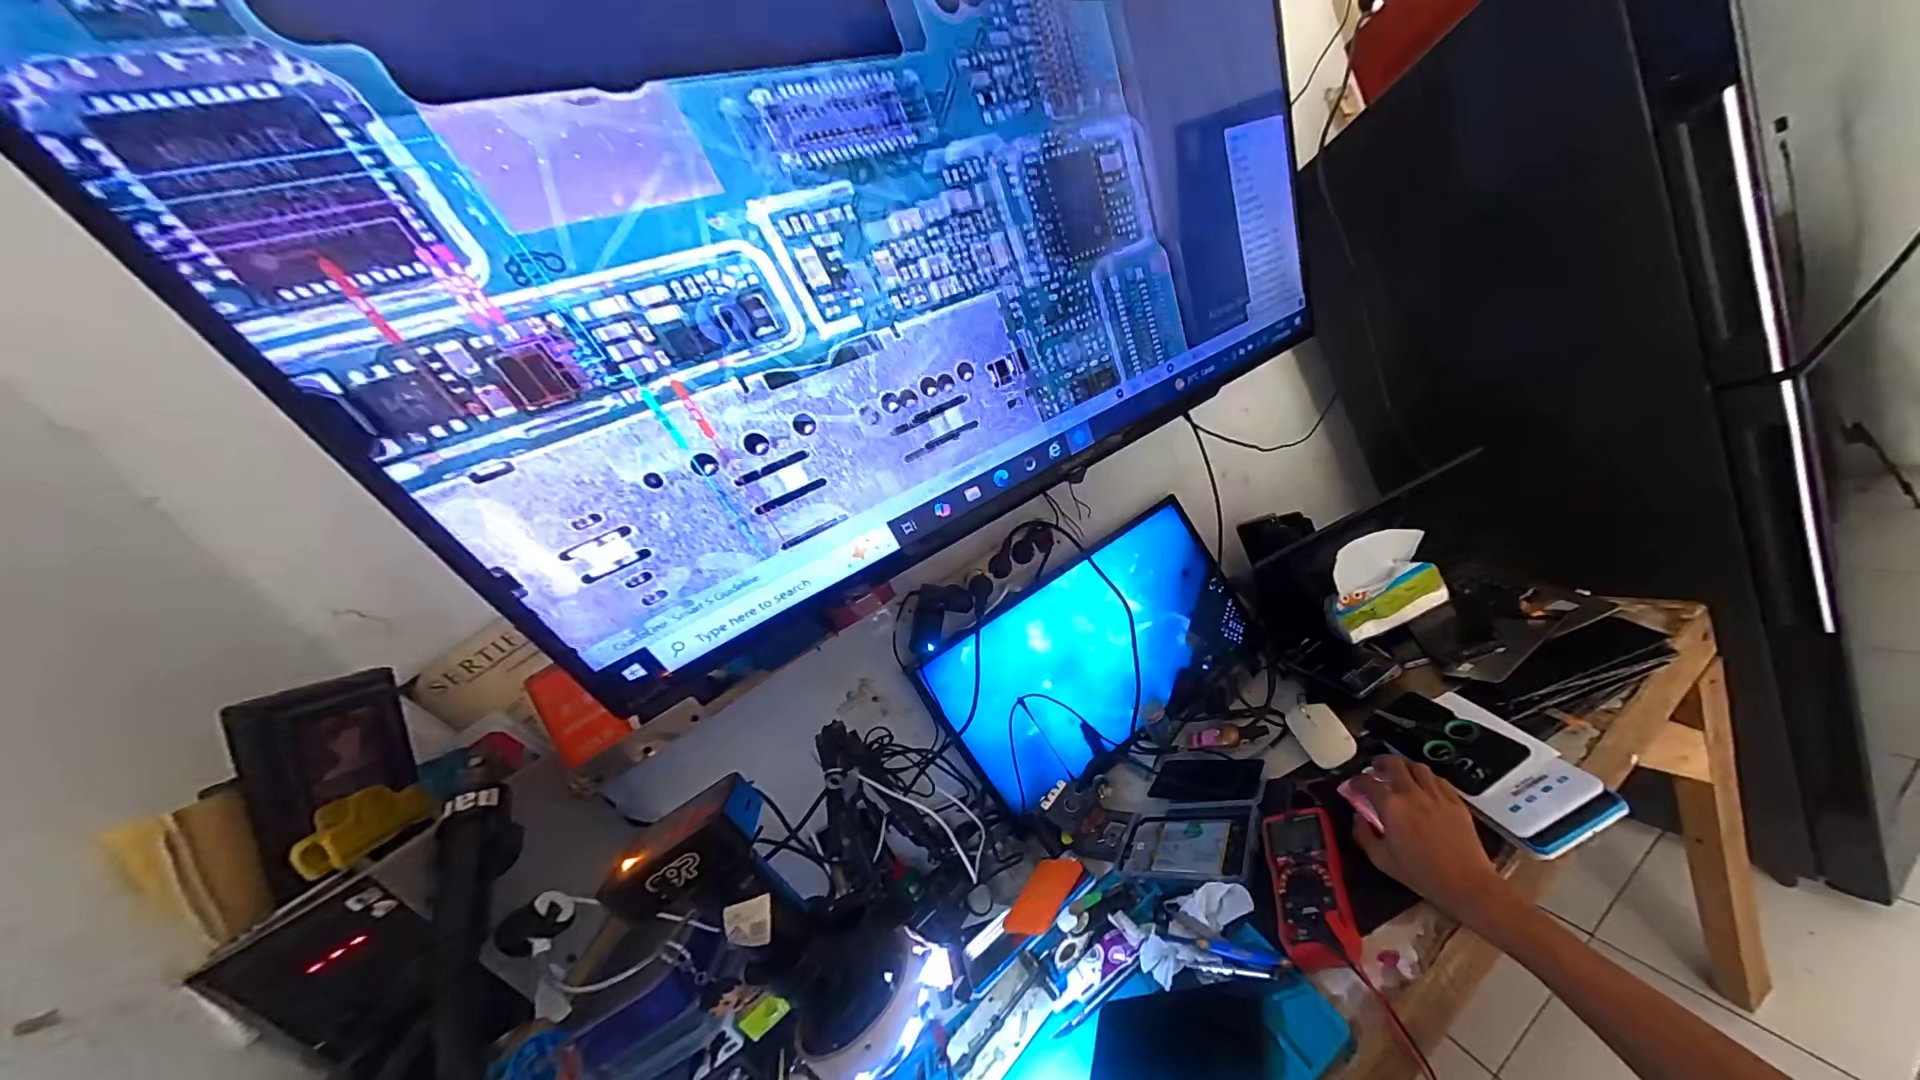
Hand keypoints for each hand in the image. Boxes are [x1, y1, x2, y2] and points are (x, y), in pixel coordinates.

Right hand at [1351, 755, 1513, 921]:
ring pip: (1418, 767)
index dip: (1355, 781)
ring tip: (1400, 774)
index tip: (1353, 787)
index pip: (1366, 781)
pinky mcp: (1457, 803)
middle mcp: (1412, 794)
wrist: (1468, 884)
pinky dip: (1428, 778)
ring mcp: (1437, 796)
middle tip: (1376, 769)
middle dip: (1380, 763)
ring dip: (1405, 767)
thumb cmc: (1421, 873)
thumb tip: (1358, 817)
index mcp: (1390, 805)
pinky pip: (1440, 780)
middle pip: (1393, 763)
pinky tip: (1425, 787)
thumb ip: (1363, 834)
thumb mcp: (1381, 859)